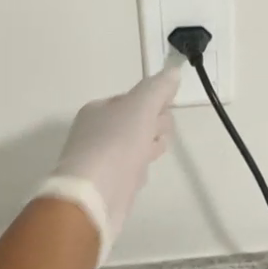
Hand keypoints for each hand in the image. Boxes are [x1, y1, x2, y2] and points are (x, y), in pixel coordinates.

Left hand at [35, 66, 179, 260]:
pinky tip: (139, 176)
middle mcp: (96, 132)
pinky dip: (138, 171)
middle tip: (153, 137)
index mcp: (98, 110)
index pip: (135, 100)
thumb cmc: (116, 145)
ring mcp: (101, 159)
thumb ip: (157, 89)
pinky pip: (131, 170)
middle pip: (137, 123)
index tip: (164, 112)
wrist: (94, 195)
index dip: (155, 104)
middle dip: (154, 128)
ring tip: (148, 157)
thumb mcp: (140, 108)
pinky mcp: (108, 184)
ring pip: (136, 148)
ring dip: (148, 149)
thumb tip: (173, 72)